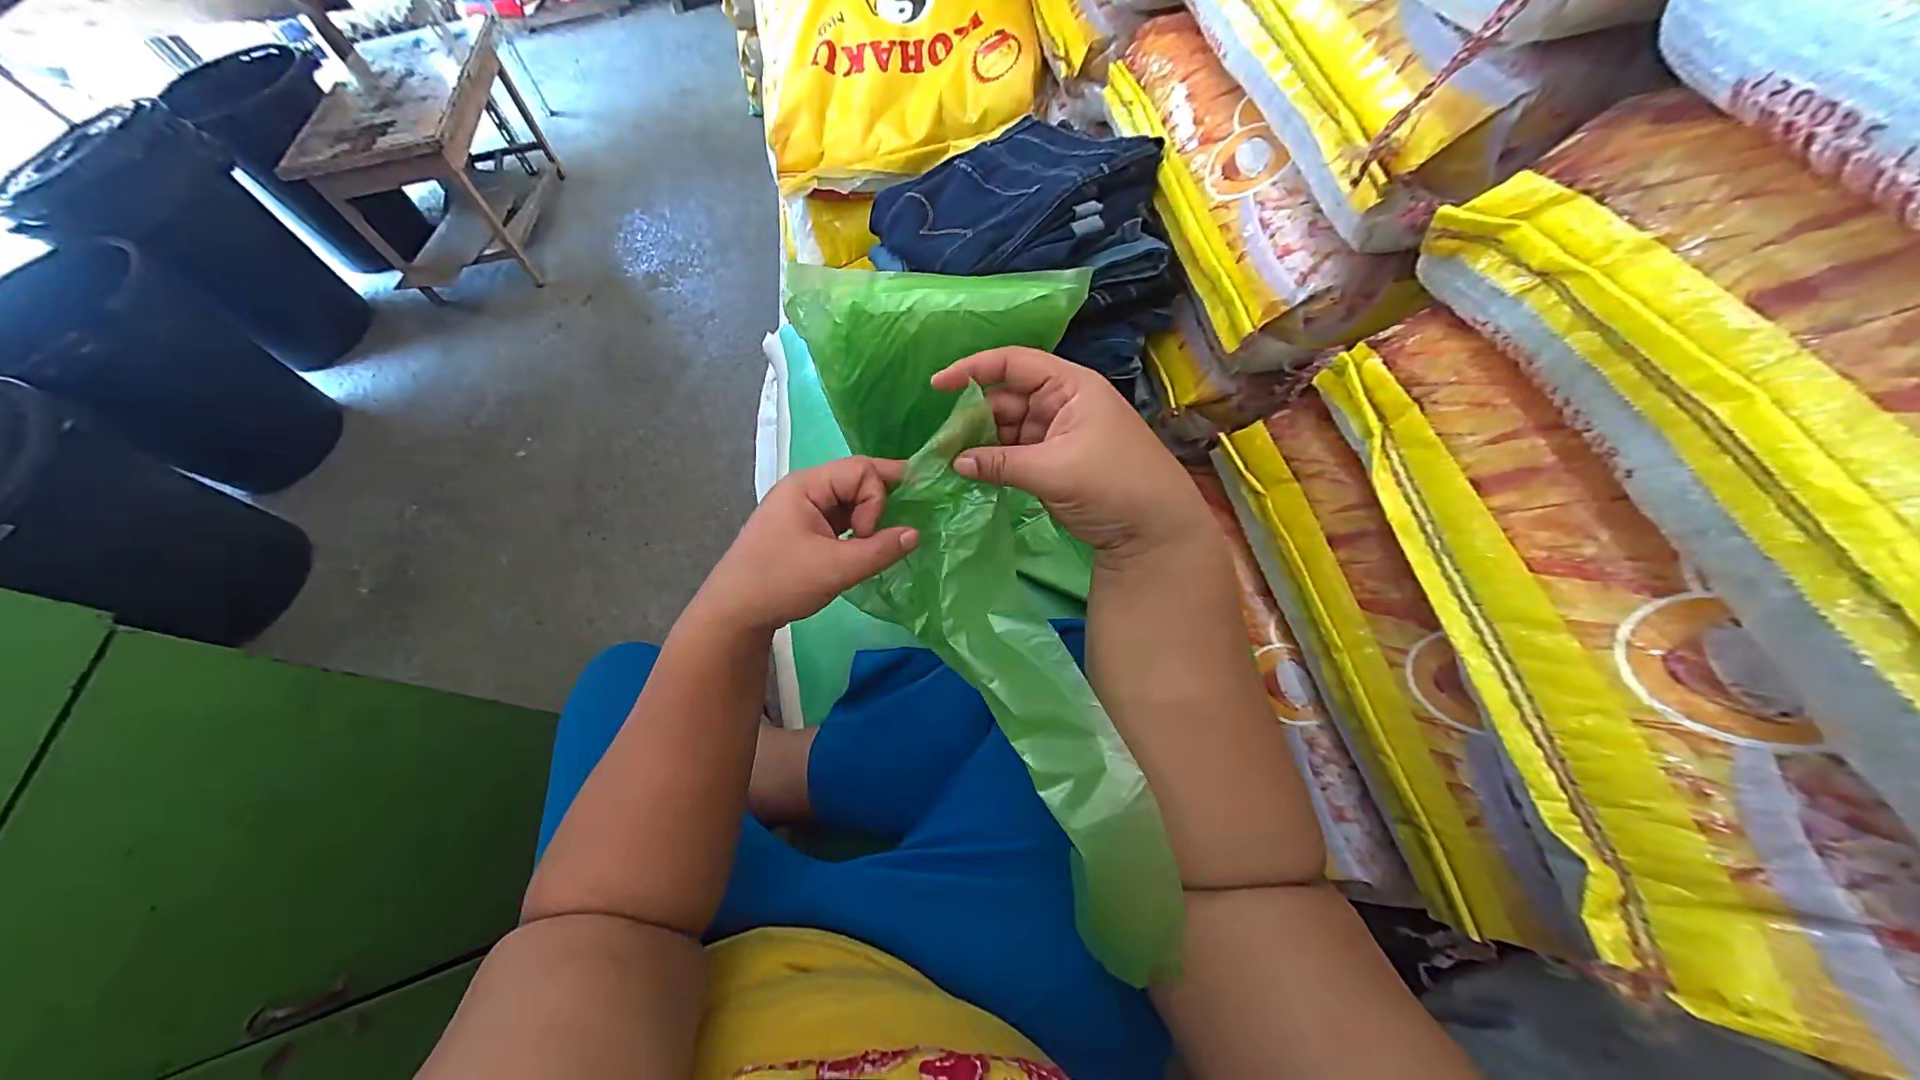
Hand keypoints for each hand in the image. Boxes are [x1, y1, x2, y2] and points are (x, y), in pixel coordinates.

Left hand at [695, 457, 918, 631]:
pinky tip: (870, 545)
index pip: (861, 470)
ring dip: (871, 517)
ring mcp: (805, 509)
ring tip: (887, 539)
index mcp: (807, 486)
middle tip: (905, 521)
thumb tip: (916, 534)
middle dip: (881, 499)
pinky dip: (860, 528)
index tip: (867, 534)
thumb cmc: (780, 582)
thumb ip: (879, 550)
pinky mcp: (807, 529)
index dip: (876, 498)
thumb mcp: (835, 569)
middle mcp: (806, 489)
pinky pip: (843, 517)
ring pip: (852, 500)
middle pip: (857, 479)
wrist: (734, 612)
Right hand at [931, 347, 1209, 562]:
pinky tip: (972, 471)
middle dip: (973, 416)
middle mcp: (1062, 403)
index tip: (937, 386)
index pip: (1014, 364)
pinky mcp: (1054, 462)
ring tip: (949, 460)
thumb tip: (955, 462)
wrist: (1153, 530)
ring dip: (981, 442)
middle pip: (1006, 398)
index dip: (973, 369)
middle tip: (940, 442)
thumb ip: (1001, 463)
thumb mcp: (1054, 470)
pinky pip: (1016, 453)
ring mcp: (1058, 433)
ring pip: (1008, 428)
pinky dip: (995, 461)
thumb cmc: (1113, 484)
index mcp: (1070, 386)